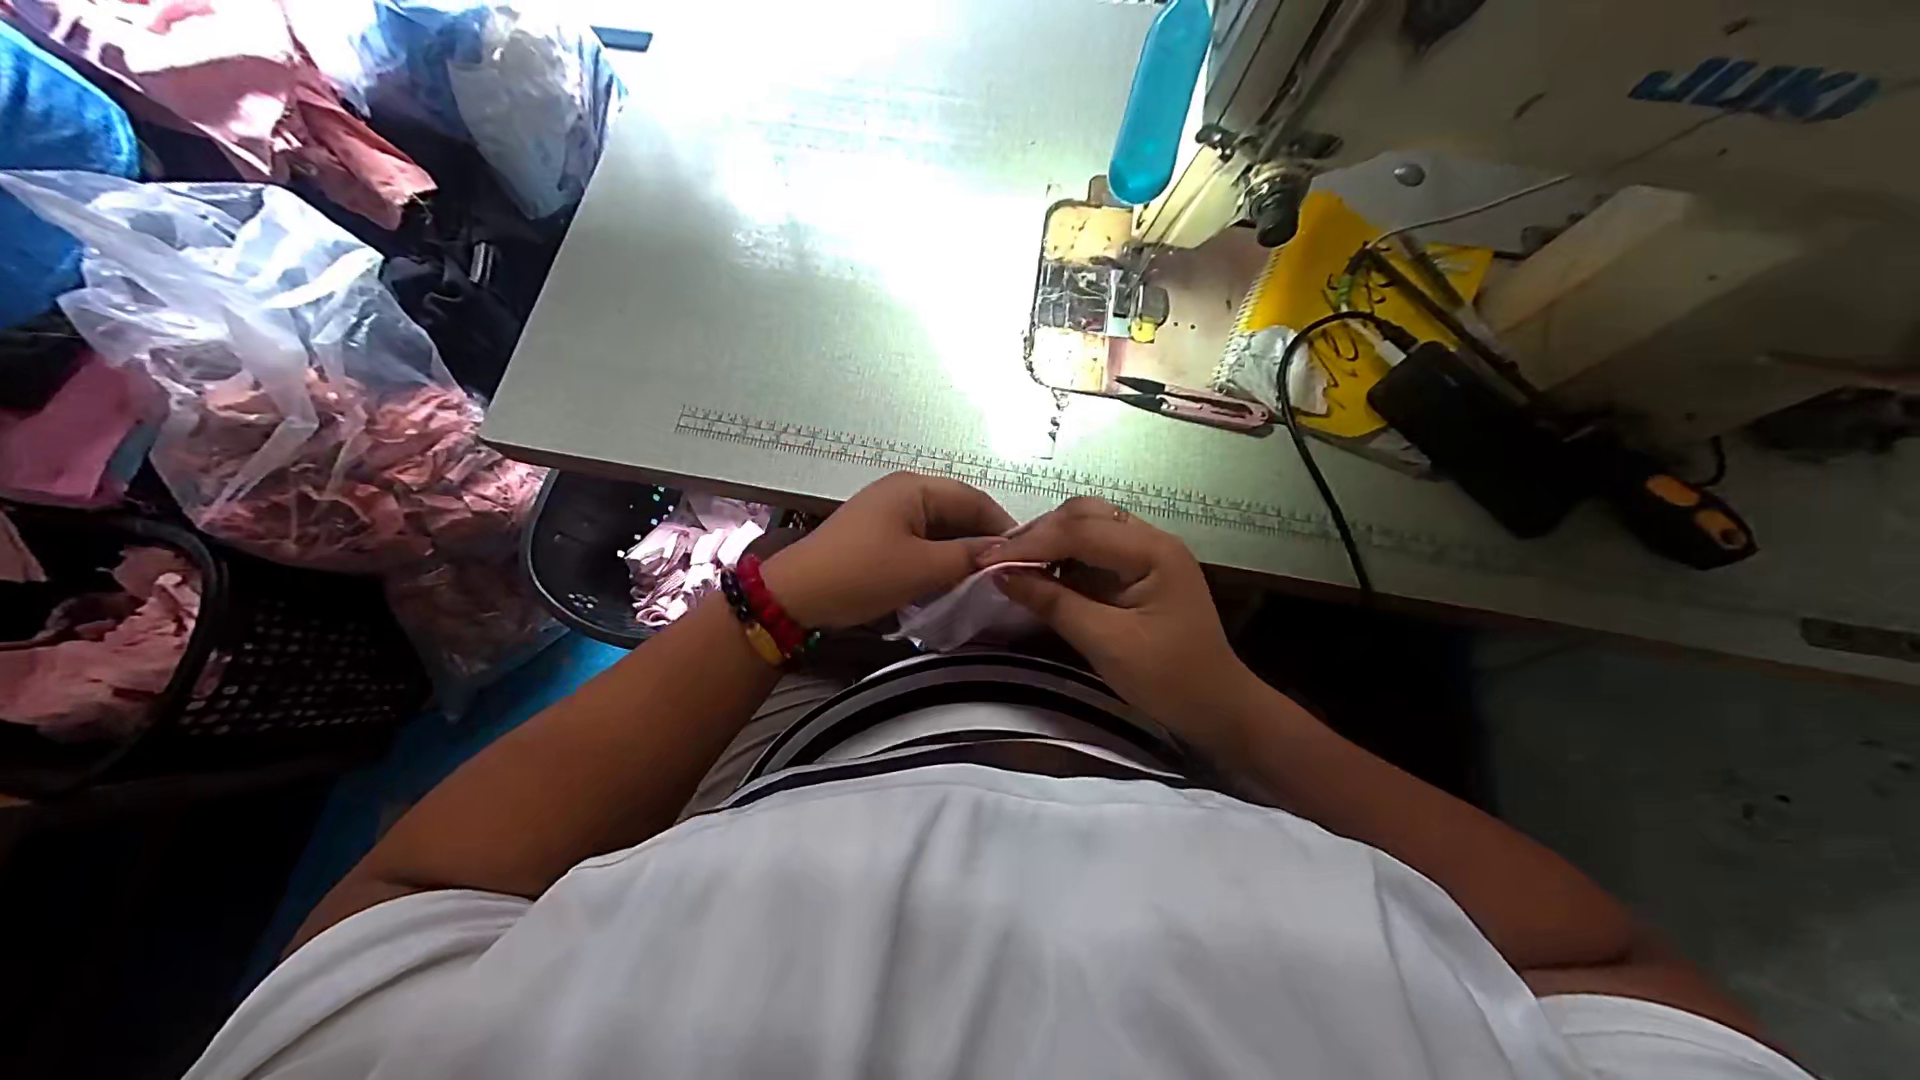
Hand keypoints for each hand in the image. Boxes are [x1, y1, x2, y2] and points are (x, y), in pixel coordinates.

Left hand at [762, 472, 1015, 628]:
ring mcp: (889, 513)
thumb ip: (968, 556)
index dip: (1003, 526)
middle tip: (1008, 571)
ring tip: (985, 579)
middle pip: (958, 511)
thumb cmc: (861, 574)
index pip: (974, 498)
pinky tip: (952, 580)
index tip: (1026, 555)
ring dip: (962, 551)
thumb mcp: (922, 568)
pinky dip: (939, 557)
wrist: (797, 594)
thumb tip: (1005, 553)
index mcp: (915, 487)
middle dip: (983, 540)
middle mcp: (904, 492)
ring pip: (940, 528)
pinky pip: (921, 540)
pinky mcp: (880, 535)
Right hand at [980, 497, 1259, 743]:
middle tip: (998, 560)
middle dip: (1039, 534)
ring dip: (1049, 542)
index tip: (987, 561)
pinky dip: (1062, 558)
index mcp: (1153, 551)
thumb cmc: (1169, 679)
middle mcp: (1151, 540)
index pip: (1080, 530)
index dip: (1030, 543)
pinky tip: (1039, 573)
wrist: (1218, 709)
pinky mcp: (1138, 572)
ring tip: (1012, 564)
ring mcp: (1146, 554)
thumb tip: (1002, 576)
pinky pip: (1093, 551)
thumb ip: (1055, 604)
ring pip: (1087, 527)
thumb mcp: (1107, 643)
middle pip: (1084, 515)